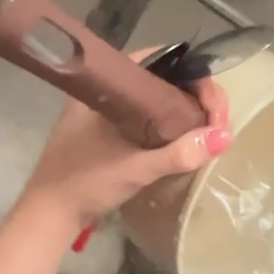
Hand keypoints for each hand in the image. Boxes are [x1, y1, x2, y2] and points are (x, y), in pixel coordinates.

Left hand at [18, 64, 230, 229]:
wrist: (48, 214)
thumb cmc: (84, 183)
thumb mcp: (136, 168)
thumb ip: (180, 153)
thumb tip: (225, 136)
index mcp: (108, 83)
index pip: (164, 59)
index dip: (196, 77)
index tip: (213, 109)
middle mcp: (110, 88)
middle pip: (167, 77)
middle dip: (198, 98)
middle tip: (217, 127)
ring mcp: (110, 108)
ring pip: (161, 98)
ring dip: (187, 112)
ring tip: (208, 134)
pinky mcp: (111, 128)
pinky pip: (151, 115)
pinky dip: (172, 125)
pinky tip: (186, 142)